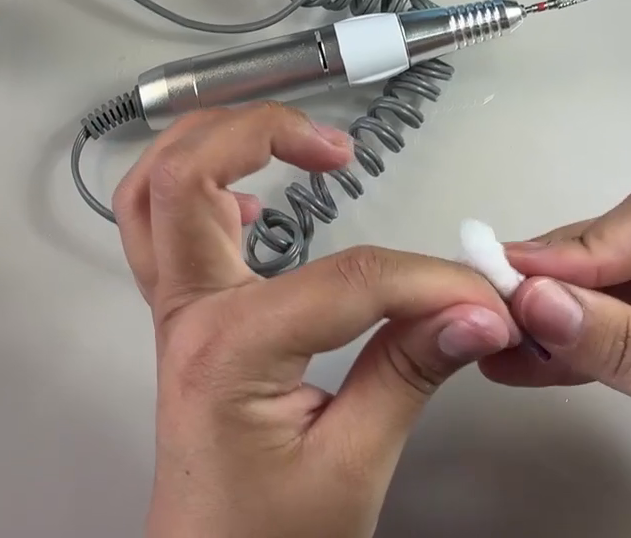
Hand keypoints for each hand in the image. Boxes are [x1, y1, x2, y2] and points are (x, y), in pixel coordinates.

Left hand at [113, 104, 519, 537]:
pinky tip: (247, 195)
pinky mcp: (180, 313)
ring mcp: (173, 307)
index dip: (427, 280)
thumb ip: (408, 372)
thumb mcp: (354, 466)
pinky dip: (193, 183)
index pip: (346, 278)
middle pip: (188, 177)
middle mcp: (187, 312)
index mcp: (230, 349)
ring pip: (153, 187)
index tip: (478, 296)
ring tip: (277, 134)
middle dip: (260, 133)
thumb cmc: (267, 537)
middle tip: (332, 145)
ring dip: (208, 141)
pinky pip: (158, 223)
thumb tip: (470, 310)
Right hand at [483, 181, 630, 537]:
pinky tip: (523, 359)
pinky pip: (615, 322)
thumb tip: (536, 301)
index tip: (523, 274)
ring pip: (613, 280)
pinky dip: (571, 342)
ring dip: (556, 310)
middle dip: (566, 276)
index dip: (593, 242)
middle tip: (497, 297)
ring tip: (500, 333)